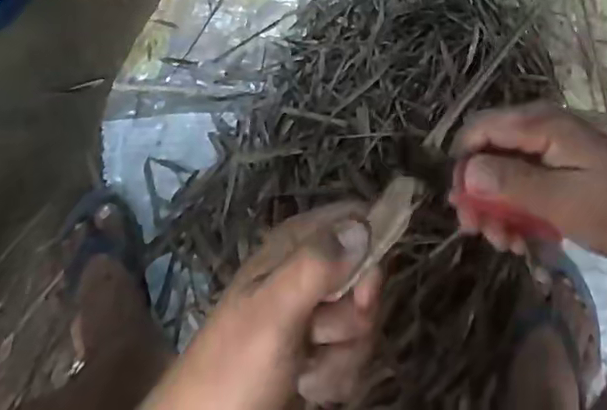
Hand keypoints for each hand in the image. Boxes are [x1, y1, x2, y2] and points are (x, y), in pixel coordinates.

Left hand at [144, 203, 382, 409]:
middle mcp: (307, 269)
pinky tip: (310, 387)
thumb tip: (362, 224)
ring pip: (362, 319)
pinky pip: (353, 353)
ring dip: (343, 354)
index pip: (355, 218)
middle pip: (367, 275)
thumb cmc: (234, 367)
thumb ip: (315, 266)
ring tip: (306, 371)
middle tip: (321, 336)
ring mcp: (313, 312)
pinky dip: (338, 376)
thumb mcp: (272, 313)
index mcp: (295, 243)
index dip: (372, 250)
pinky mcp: (317, 351)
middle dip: (354, 316)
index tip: (365, 290)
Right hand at [450, 102, 606, 260]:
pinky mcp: (556, 169)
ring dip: (494, 206)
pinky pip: (522, 182)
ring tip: (502, 243)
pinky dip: (514, 209)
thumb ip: (511, 182)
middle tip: (474, 231)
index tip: (459, 202)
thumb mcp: (560, 198)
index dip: (463, 161)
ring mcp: (549, 148)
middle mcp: (540, 128)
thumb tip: (464, 172)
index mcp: (541, 122)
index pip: (482, 127)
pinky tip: (518, 239)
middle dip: (477, 190)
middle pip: (489, 149)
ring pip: (502, 170)